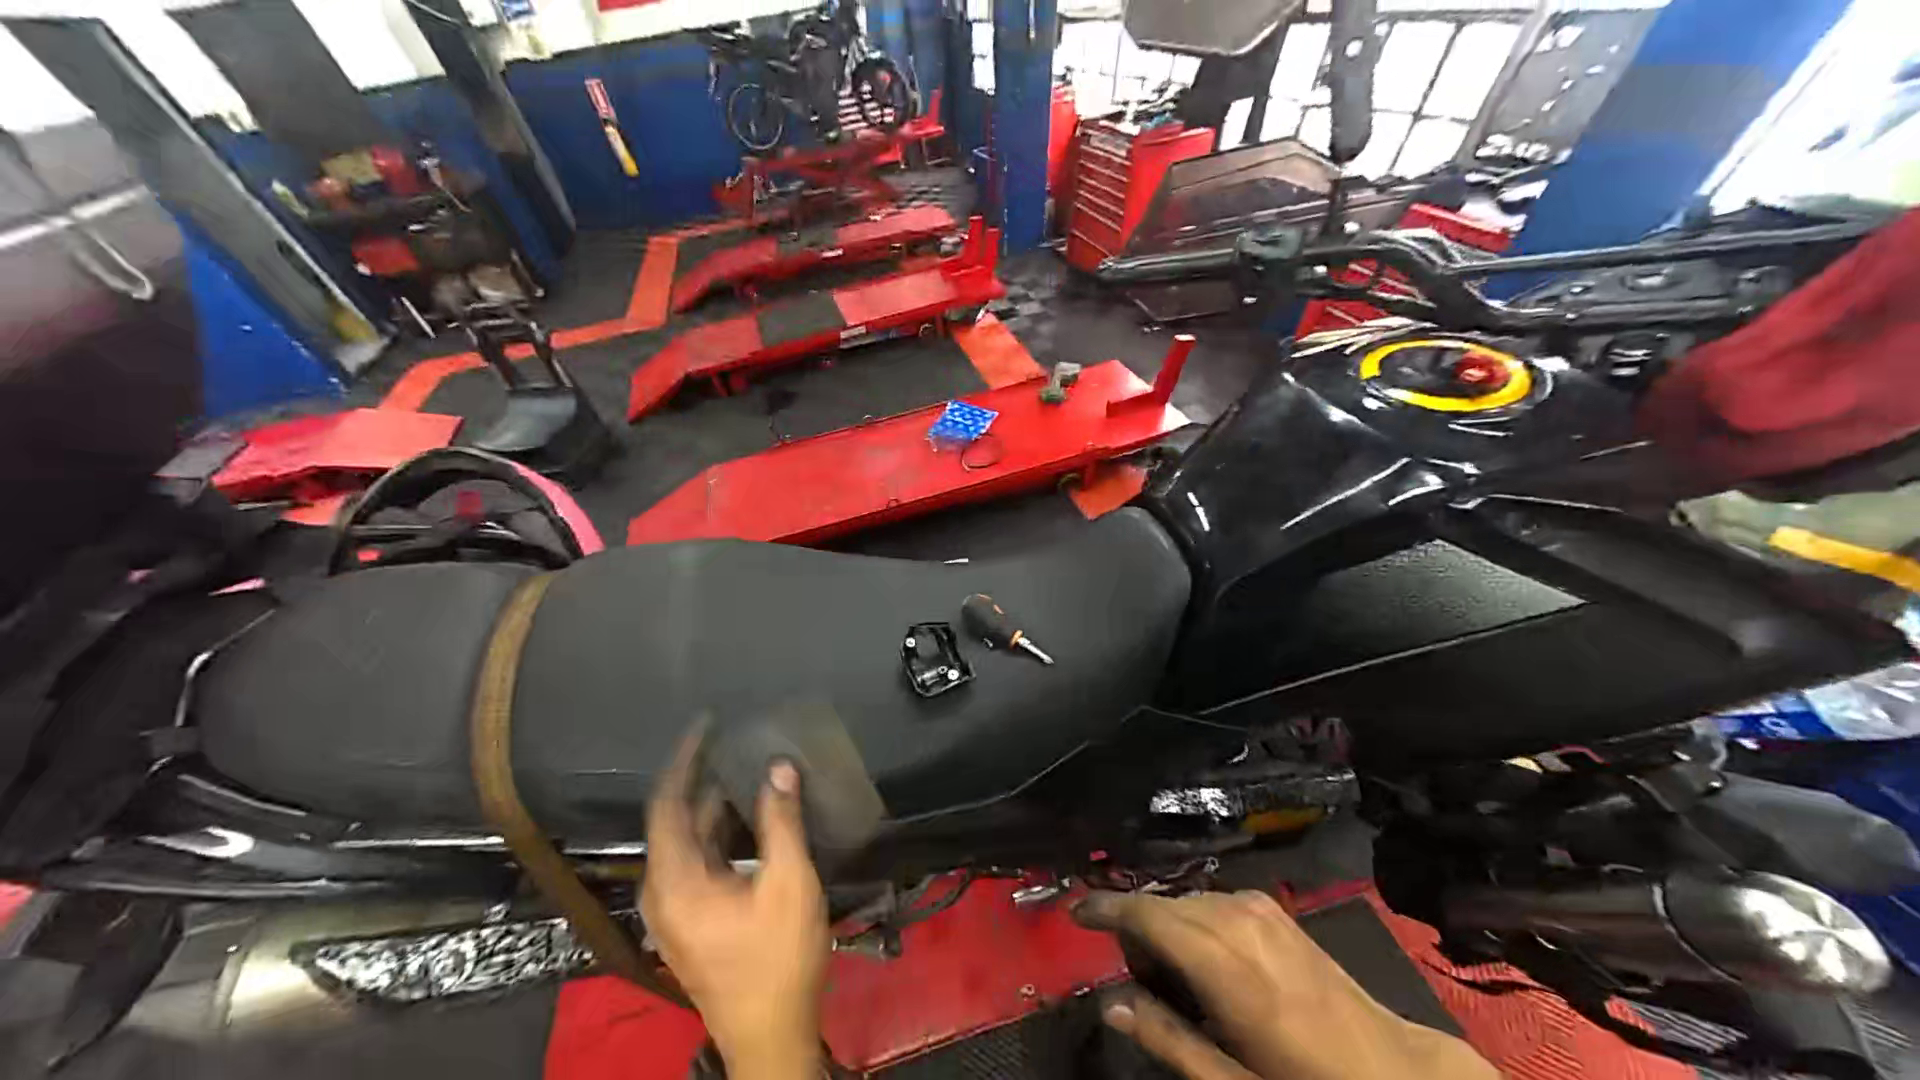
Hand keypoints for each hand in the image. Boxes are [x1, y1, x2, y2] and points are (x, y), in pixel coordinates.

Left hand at [643, 730, 829, 1079]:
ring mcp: (676, 909)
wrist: (771, 1034)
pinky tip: (756, 817)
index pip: (667, 803)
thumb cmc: (778, 959)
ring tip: (751, 769)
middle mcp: (664, 892)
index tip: (705, 724)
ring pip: (692, 841)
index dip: (684, 760)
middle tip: (737, 741)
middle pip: (678, 820)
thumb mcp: (788, 884)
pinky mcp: (694, 919)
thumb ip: (781, 822)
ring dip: (719, 806)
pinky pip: (701, 860)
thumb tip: (779, 768)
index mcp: (675, 882)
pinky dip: (723, 833)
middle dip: (706, 778)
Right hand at [1073, 890, 1497, 1079]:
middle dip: (1137, 933)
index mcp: (1226, 966)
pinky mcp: (1273, 907)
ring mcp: (1259, 908)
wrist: (1396, 1071)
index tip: (1074, 914)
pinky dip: (1192, 923)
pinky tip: (1207, 962)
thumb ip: (1167, 1038)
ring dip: (1165, 929)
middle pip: (1161, 907)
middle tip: (1143, 984)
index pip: (1148, 915)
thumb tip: (1108, 1001)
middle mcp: (1237, 919)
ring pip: (1184, 902)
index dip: (1105, 909)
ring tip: (1179, 982)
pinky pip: (1211, 903)